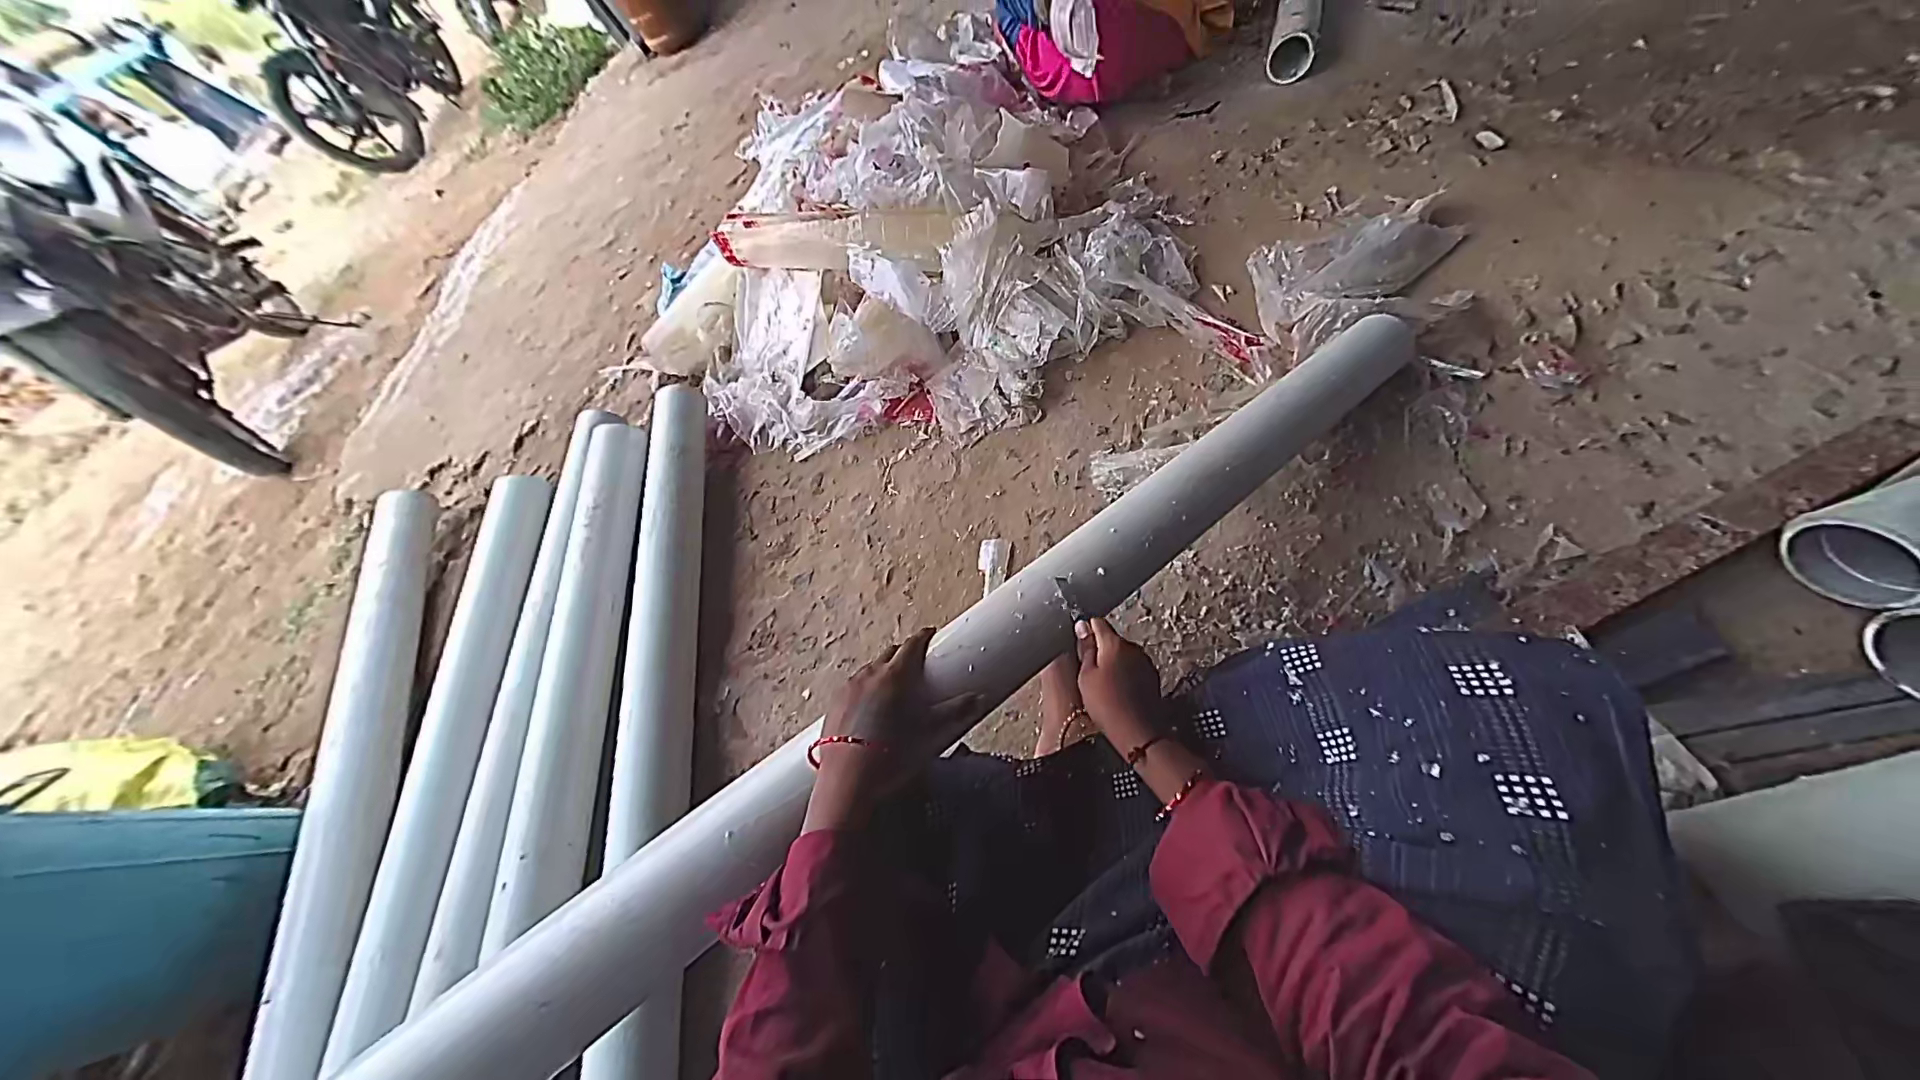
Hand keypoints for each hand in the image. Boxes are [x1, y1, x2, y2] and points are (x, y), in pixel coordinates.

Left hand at [803, 628, 980, 832]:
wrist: (848, 782)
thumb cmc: (892, 756)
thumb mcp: (931, 733)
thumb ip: (956, 712)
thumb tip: (978, 698)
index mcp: (895, 675)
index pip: (912, 645)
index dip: (923, 638)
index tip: (930, 636)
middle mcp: (870, 675)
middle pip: (890, 653)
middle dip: (904, 655)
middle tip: (917, 666)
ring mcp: (849, 688)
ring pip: (870, 669)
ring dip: (884, 671)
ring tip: (895, 688)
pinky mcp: (835, 704)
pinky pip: (854, 686)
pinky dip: (866, 688)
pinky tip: (872, 706)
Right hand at [1075, 617, 1209, 802]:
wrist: (1136, 731)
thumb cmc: (1108, 705)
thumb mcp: (1085, 675)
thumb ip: (1084, 647)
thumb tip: (1082, 626)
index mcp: (1113, 644)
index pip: (1097, 622)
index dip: (1085, 631)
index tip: (1079, 643)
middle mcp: (1132, 648)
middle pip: (1111, 639)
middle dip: (1099, 650)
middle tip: (1088, 672)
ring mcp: (1144, 662)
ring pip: (1122, 654)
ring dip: (1113, 662)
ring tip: (1103, 685)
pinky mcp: (1151, 676)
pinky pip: (1133, 667)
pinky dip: (1125, 674)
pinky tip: (1117, 691)